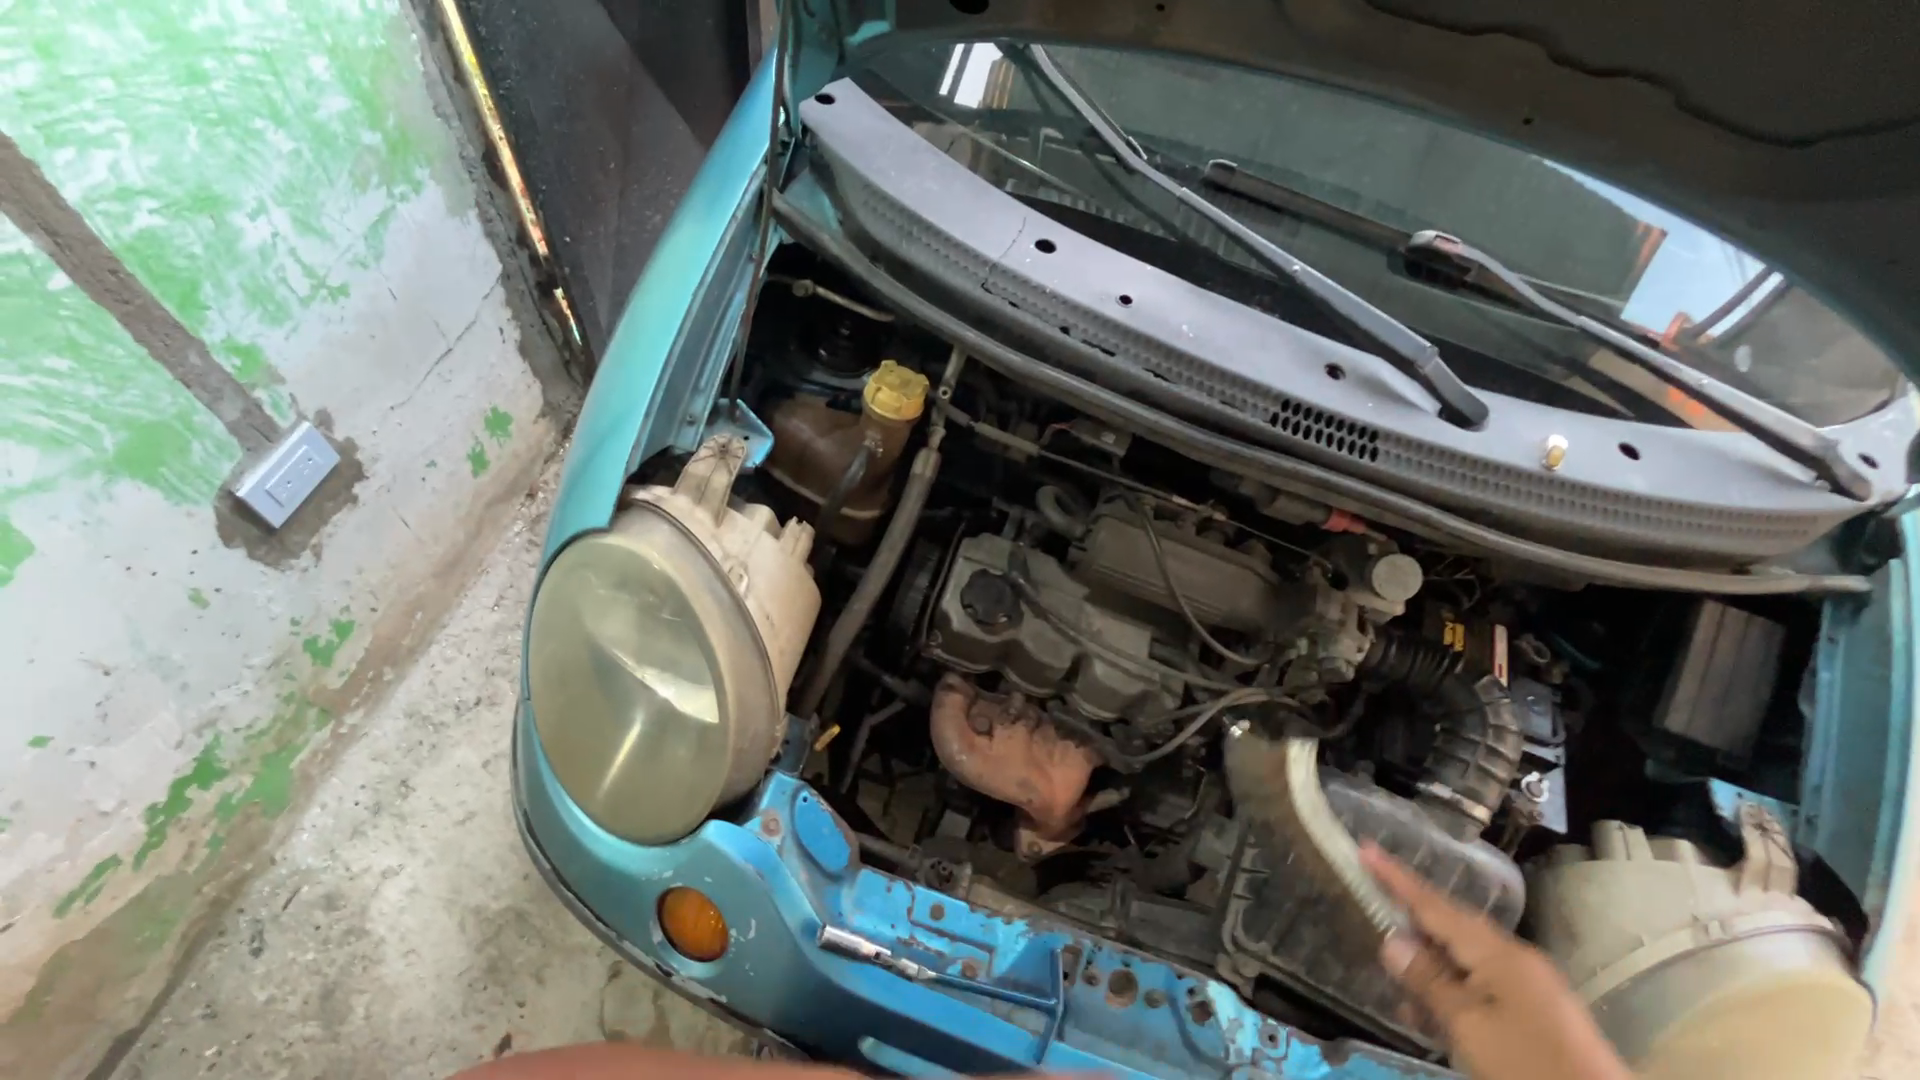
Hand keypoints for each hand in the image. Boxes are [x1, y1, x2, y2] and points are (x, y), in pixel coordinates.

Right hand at [1361, 843, 1632, 1079]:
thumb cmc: (1528, 1065)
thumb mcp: (1469, 1026)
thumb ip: (1429, 981)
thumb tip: (1392, 942)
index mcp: (1499, 953)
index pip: (1435, 904)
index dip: (1396, 878)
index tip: (1366, 848)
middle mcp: (1515, 959)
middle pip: (1450, 927)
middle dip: (1410, 922)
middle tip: (1371, 911)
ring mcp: (1529, 986)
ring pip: (1463, 961)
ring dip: (1428, 970)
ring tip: (1397, 990)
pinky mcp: (1535, 1013)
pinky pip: (1480, 986)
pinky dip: (1450, 992)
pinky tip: (1430, 1017)